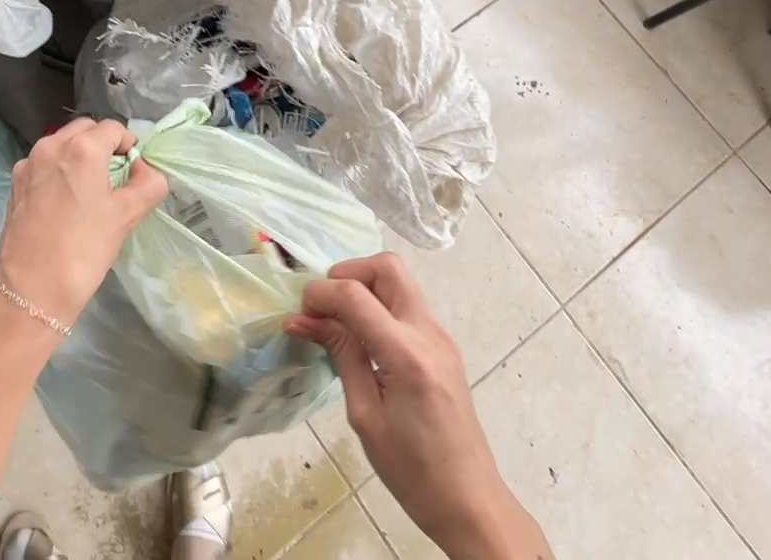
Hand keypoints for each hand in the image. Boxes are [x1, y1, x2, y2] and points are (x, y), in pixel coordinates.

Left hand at [0, 118, 168, 329]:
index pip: (113, 128)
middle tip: (115, 177)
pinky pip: (44, 164)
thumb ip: (147, 184)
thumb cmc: (84, 250)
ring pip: (61, 144)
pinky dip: (58, 170)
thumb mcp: (126, 216)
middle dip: (102, 145)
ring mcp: (28, 164)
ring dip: (79, 155)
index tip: (135, 169)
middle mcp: (50, 146)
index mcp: (82, 148)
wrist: (31, 291)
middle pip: (84, 130)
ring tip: (90, 190)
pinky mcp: (15, 184)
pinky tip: (64, 202)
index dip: (129, 144)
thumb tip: (145, 169)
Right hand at [285, 253, 550, 559]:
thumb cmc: (412, 471)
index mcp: (406, 355)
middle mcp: (428, 334)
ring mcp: (440, 337)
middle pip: (387, 267)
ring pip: (398, 281)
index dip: (320, 293)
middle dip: (347, 274)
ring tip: (336, 323)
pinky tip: (359, 339)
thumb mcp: (364, 415)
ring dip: (363, 287)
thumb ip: (340, 355)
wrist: (470, 502)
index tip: (299, 313)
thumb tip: (303, 319)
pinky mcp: (442, 347)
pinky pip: (405, 305)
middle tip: (323, 306)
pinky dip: (377, 305)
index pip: (356, 294)